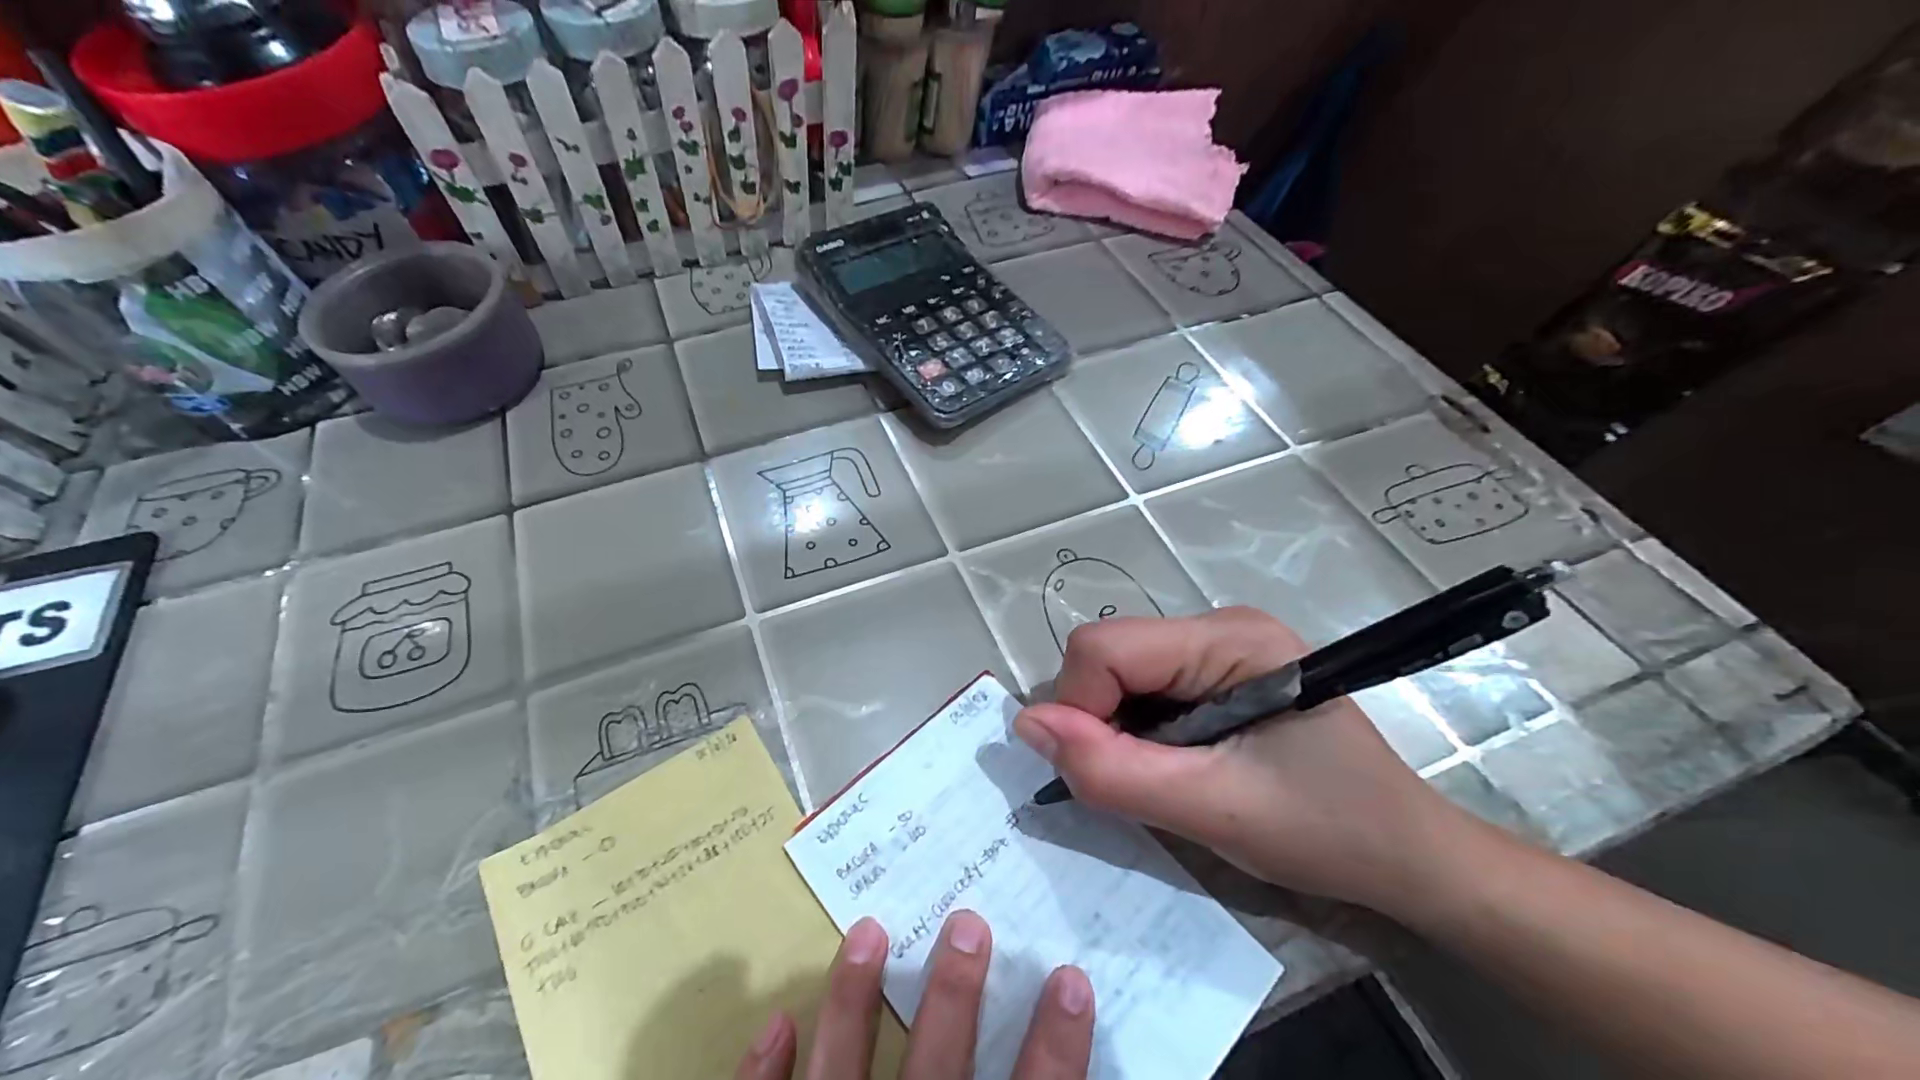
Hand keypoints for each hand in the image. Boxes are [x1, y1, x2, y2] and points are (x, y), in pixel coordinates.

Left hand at [736, 911, 1094, 1079]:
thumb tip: (1078, 1055)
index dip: (1055, 1045)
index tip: (1071, 975)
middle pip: (938, 1071)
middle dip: (953, 995)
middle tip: (968, 922)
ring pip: (842, 1074)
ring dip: (854, 1000)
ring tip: (866, 927)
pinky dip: (764, 1073)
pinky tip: (775, 1021)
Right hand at [1012, 608, 1471, 911]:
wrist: (1406, 856)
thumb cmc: (1327, 831)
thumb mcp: (1214, 810)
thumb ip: (1115, 771)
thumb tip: (1027, 725)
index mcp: (1228, 638)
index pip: (1103, 648)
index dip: (1081, 711)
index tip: (1107, 773)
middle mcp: (1215, 627)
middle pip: (1106, 656)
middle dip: (1099, 722)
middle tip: (1146, 783)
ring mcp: (1214, 648)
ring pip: (1116, 675)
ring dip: (1117, 732)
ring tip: (1167, 779)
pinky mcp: (1212, 675)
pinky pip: (1140, 691)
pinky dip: (1135, 733)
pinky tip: (1175, 766)